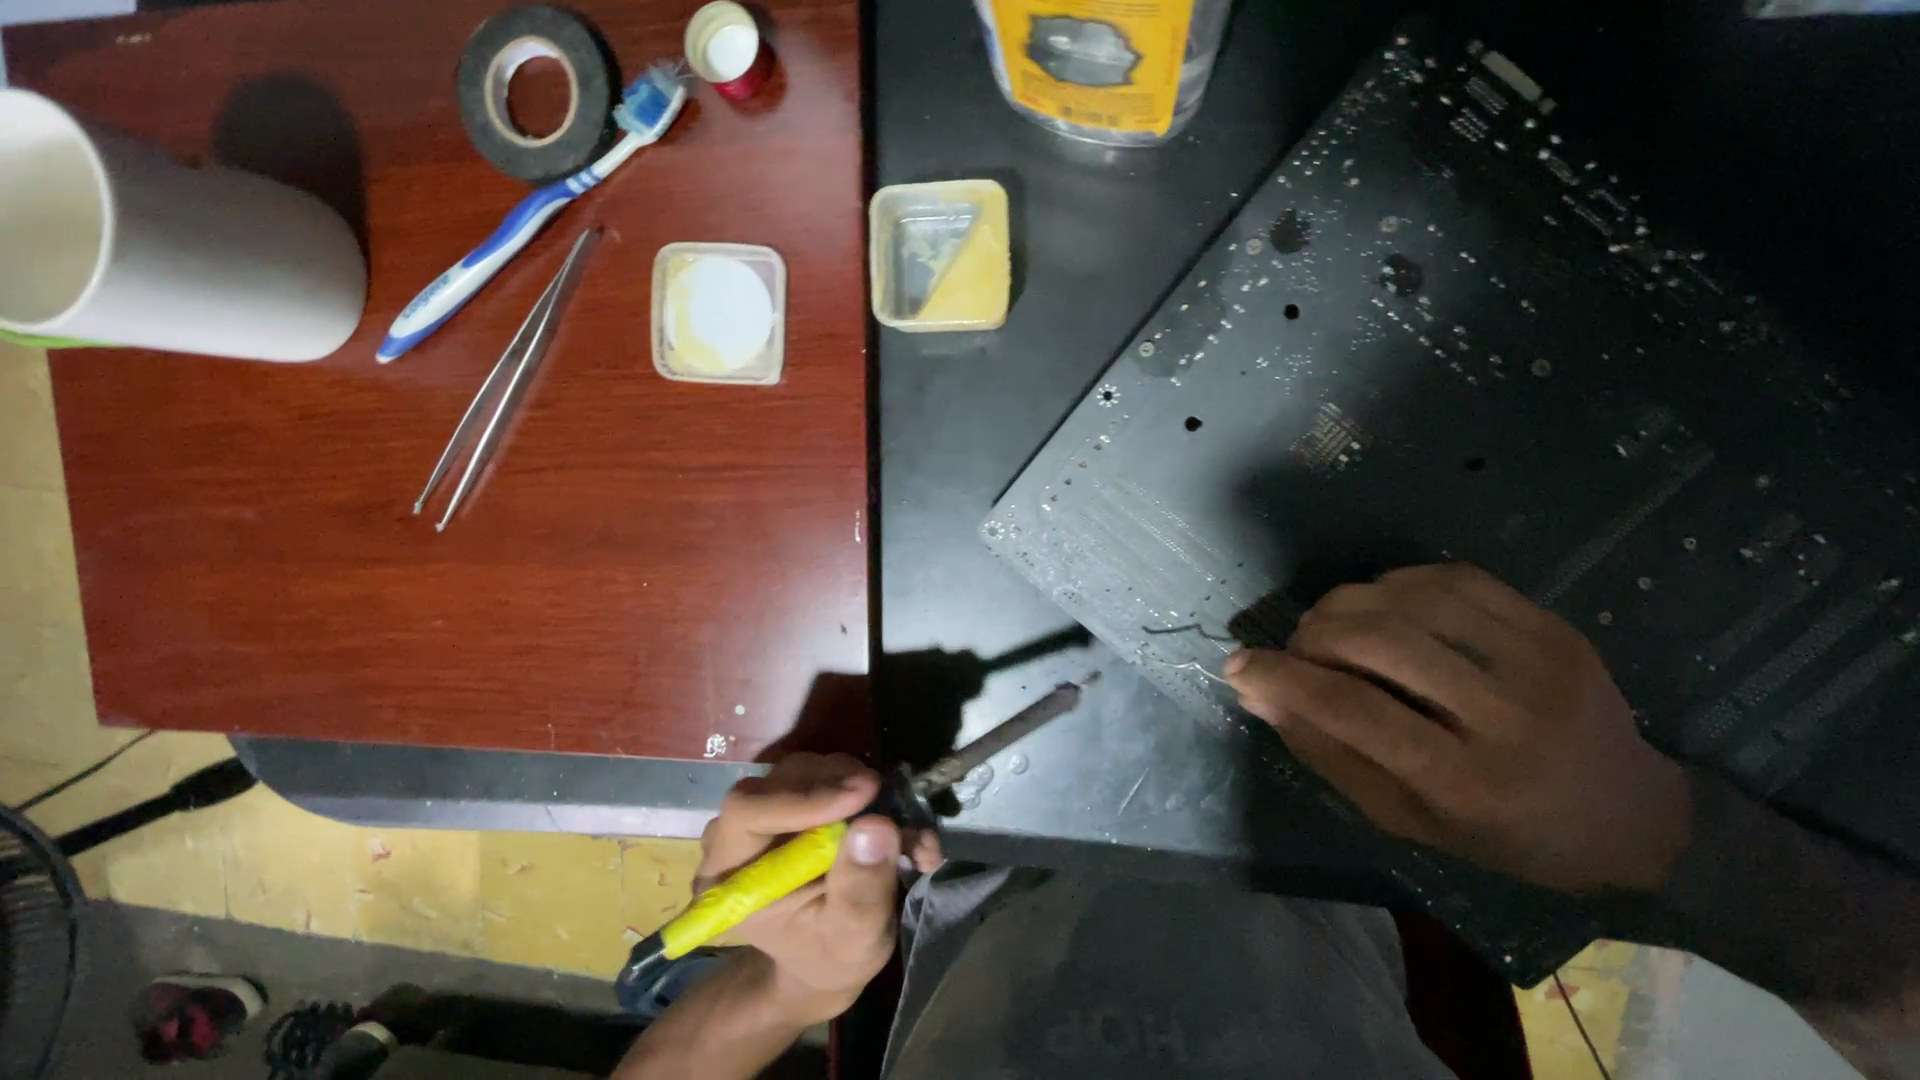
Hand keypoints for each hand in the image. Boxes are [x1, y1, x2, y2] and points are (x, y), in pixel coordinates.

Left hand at [697, 753, 937, 1025]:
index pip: (748, 811)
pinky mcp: (789, 801)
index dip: (803, 797)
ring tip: (895, 813)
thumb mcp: (854, 936)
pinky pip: (821, 774)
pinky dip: (858, 785)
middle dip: (835, 782)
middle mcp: (734, 835)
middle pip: (778, 781)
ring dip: (852, 781)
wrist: (828, 957)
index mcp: (729, 875)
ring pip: (803, 769)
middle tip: (883, 794)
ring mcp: (762, 813)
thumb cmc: (832, 957)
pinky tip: (887, 810)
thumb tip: (875, 825)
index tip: (862, 795)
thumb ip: (860, 887)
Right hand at [1224, 563, 1690, 893]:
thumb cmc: (1502, 834)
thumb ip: (1326, 751)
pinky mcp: (1555, 627)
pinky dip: (1396, 582)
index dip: (1283, 678)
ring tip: (1330, 625)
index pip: (1354, 711)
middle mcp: (1509, 717)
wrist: (1628, 816)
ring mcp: (1540, 662)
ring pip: (1414, 600)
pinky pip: (1455, 578)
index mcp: (1468, 783)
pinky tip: (1380, 603)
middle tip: (1295, 648)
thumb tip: (1255, 691)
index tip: (1237, 664)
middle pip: (1381, 643)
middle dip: (1315, 635)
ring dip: (1348, 602)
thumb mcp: (1404, 818)